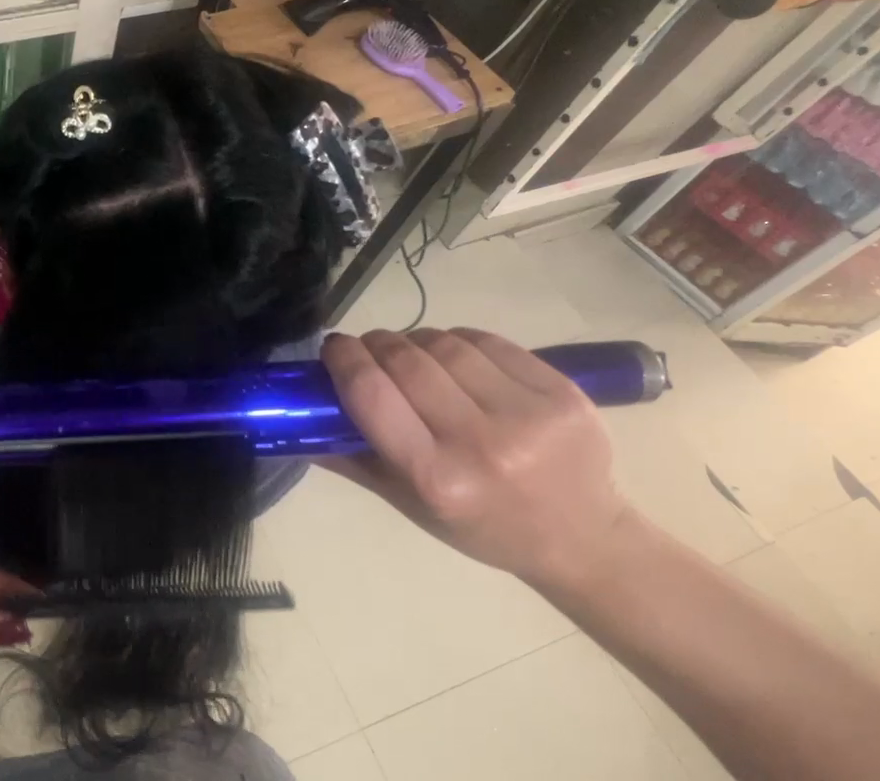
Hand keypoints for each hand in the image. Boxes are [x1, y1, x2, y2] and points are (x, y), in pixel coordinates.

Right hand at [316, 329, 630, 588]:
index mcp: (436, 478)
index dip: (344, 359)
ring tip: (412, 356)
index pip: (371, 394)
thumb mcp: (408, 504)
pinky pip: (489, 342)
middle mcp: (481, 444)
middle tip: (368, 350)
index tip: (333, 349)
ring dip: (416, 340)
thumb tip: (297, 420)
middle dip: (376, 345)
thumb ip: (350, 459)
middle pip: (406, 361)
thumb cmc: (480, 527)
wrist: (582, 538)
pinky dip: (459, 341)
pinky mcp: (562, 392)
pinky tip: (454, 356)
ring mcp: (528, 414)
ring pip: (445, 344)